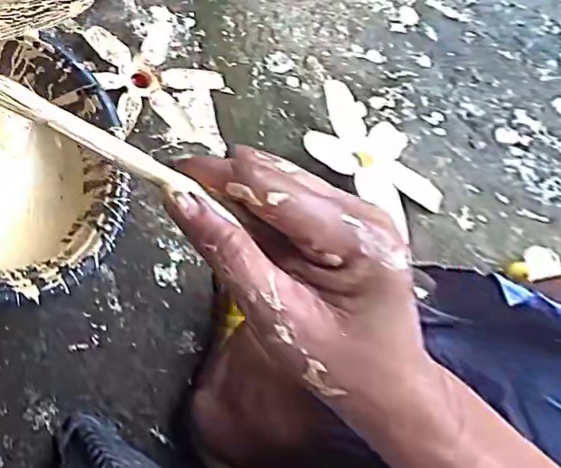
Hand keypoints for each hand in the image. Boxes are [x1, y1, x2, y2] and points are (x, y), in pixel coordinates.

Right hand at [165, 146, 442, 418]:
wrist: (392, 391)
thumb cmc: (343, 365)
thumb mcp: (276, 316)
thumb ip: (227, 253)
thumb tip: (179, 199)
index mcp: (356, 237)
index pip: (265, 182)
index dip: (210, 176)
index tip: (168, 179)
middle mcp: (359, 210)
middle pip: (263, 169)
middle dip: (221, 187)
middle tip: (196, 217)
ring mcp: (351, 205)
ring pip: (266, 170)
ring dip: (236, 195)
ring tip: (235, 239)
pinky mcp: (337, 208)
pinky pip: (276, 185)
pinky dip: (251, 203)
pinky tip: (256, 237)